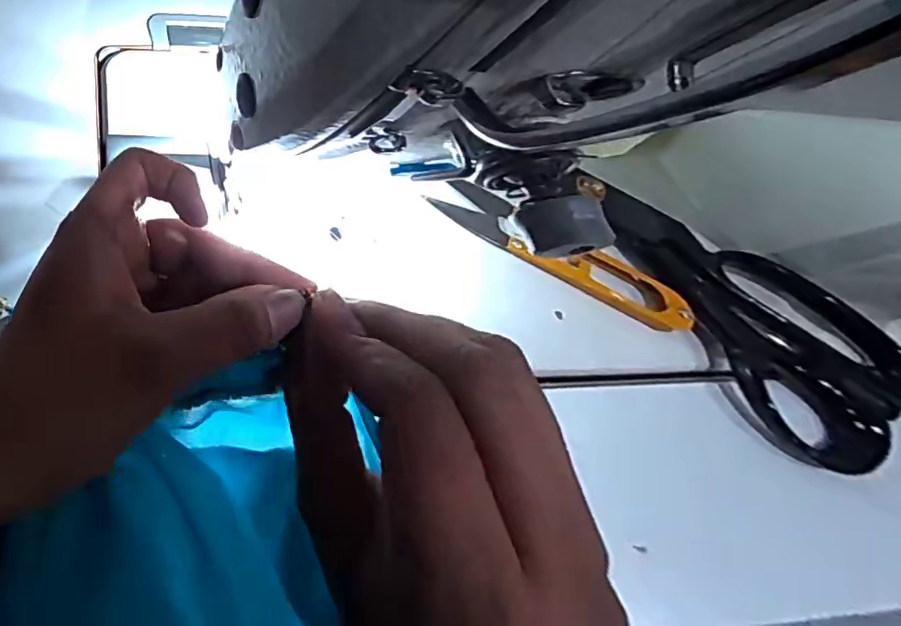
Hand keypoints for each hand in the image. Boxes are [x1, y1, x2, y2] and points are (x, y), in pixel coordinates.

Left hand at [0, 148, 314, 504]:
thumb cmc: (64, 396)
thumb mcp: (153, 360)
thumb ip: (227, 328)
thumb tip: (290, 303)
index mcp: (100, 235)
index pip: (139, 171)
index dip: (178, 183)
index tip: (209, 224)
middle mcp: (107, 254)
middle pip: (181, 242)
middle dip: (235, 274)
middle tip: (296, 312)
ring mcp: (111, 295)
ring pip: (181, 284)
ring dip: (227, 307)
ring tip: (285, 337)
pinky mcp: (115, 332)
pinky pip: (170, 317)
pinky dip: (205, 331)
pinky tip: (247, 356)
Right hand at [286, 293, 625, 624]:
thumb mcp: (346, 564)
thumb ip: (324, 447)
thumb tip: (310, 348)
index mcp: (477, 587)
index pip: (425, 419)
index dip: (366, 352)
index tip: (320, 319)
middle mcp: (558, 552)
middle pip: (490, 380)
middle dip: (405, 326)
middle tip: (345, 314)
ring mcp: (589, 527)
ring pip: (518, 379)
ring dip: (435, 335)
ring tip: (375, 332)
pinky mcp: (590, 505)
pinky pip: (525, 401)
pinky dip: (461, 362)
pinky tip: (417, 365)